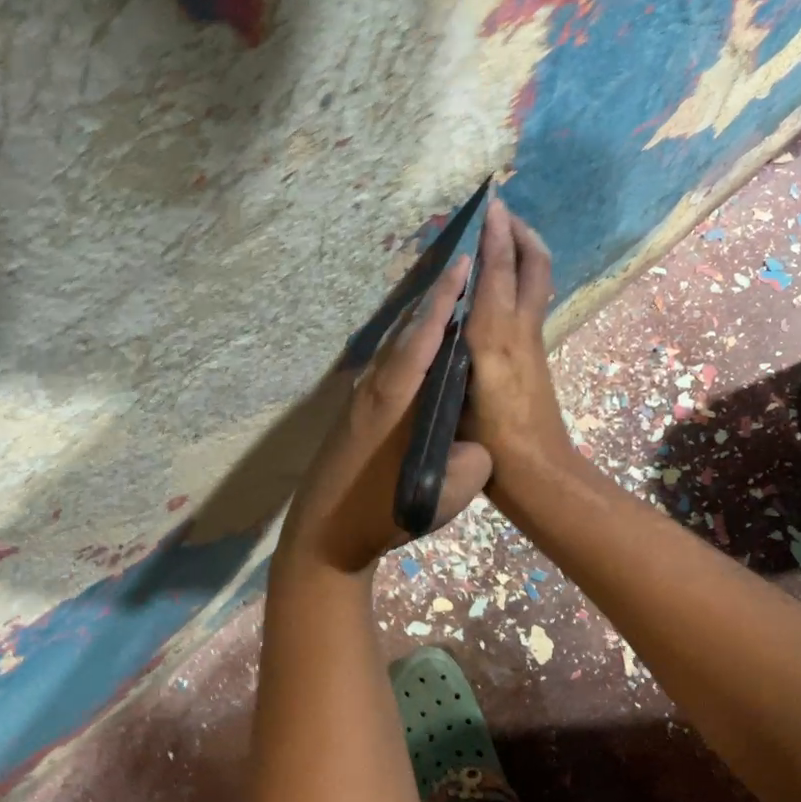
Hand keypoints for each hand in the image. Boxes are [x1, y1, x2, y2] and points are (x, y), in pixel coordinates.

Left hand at [276, 256, 493, 575]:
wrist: (321, 536)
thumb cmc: (378, 515)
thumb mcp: (437, 499)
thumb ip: (468, 467)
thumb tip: (480, 446)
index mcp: (390, 401)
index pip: (421, 340)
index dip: (442, 301)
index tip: (462, 265)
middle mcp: (371, 389)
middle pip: (405, 333)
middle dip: (434, 299)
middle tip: (463, 267)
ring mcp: (358, 400)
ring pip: (393, 348)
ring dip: (420, 322)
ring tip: (450, 299)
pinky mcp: (354, 413)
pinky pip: (387, 366)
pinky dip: (408, 347)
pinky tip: (424, 353)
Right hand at [463, 198, 572, 486]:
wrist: (537, 473)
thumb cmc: (492, 437)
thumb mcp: (463, 389)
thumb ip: (454, 347)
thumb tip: (444, 313)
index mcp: (499, 333)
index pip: (501, 270)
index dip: (496, 235)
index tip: (491, 204)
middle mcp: (521, 328)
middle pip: (535, 266)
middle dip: (522, 233)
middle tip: (502, 213)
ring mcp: (532, 341)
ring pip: (537, 282)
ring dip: (524, 252)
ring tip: (501, 238)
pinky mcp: (533, 356)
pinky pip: (530, 300)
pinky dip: (519, 277)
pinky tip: (498, 285)